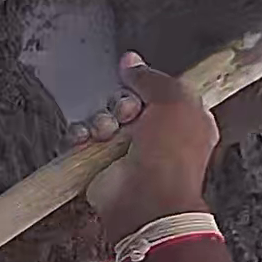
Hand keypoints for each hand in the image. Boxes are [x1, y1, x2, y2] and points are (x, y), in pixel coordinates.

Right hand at [78, 51, 218, 239]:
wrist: (145, 199)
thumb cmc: (172, 154)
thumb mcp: (175, 100)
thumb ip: (152, 77)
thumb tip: (131, 62)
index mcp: (181, 119)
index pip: (157, 90)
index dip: (145, 85)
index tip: (140, 87)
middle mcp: (153, 135)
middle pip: (126, 101)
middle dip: (121, 104)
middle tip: (127, 115)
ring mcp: (124, 151)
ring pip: (102, 117)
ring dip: (101, 120)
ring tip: (107, 133)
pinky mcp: (98, 163)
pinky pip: (82, 137)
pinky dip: (81, 134)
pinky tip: (87, 139)